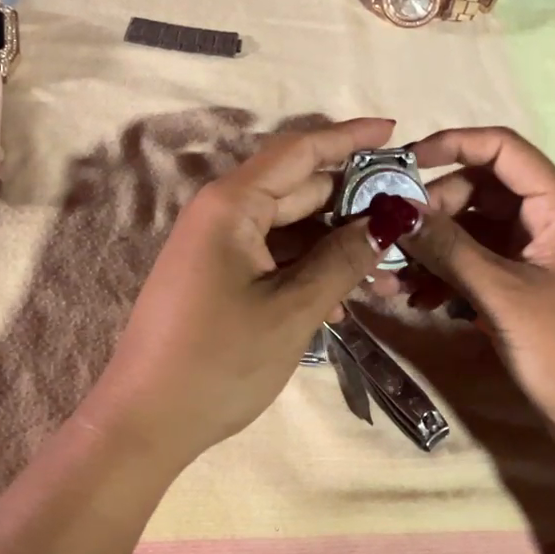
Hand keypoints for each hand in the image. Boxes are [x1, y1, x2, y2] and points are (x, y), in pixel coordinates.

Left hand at [75, 118, 394, 466]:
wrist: (145, 423)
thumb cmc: (219, 361)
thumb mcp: (292, 309)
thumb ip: (344, 257)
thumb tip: (391, 217)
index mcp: (232, 203)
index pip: (299, 151)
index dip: (348, 137)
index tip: (395, 130)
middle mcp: (223, 211)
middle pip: (300, 189)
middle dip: (355, 205)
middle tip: (410, 220)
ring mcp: (219, 244)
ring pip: (292, 227)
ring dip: (338, 246)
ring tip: (388, 273)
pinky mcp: (219, 274)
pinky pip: (275, 255)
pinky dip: (310, 269)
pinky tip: (346, 299)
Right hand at [397, 127, 554, 447]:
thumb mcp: (505, 297)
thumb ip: (449, 248)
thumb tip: (393, 208)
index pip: (501, 148)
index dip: (451, 144)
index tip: (401, 166)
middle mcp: (548, 222)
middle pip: (480, 189)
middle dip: (431, 208)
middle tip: (388, 235)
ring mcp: (538, 259)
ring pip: (474, 231)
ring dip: (432, 248)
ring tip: (390, 277)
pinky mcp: (527, 292)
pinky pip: (479, 267)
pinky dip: (447, 276)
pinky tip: (415, 299)